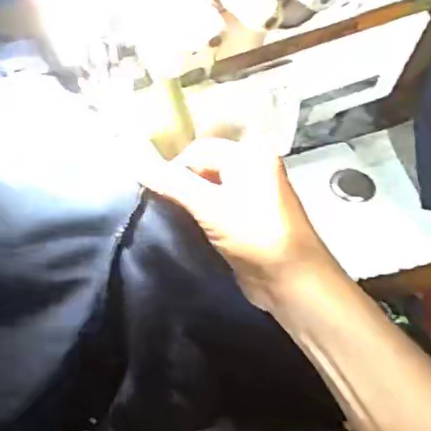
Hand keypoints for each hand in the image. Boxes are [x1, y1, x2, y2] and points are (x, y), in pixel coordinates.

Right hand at [139, 136, 340, 310]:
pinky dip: (198, 211)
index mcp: (251, 155)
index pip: (197, 150)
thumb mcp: (210, 207)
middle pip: (201, 165)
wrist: (292, 280)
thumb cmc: (255, 237)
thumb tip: (138, 168)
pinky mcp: (247, 214)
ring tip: (174, 216)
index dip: (173, 169)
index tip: (157, 193)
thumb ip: (172, 184)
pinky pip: (214, 202)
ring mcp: (252, 191)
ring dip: (187, 199)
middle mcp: (253, 166)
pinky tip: (188, 225)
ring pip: (205, 185)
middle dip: (179, 183)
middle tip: (163, 205)